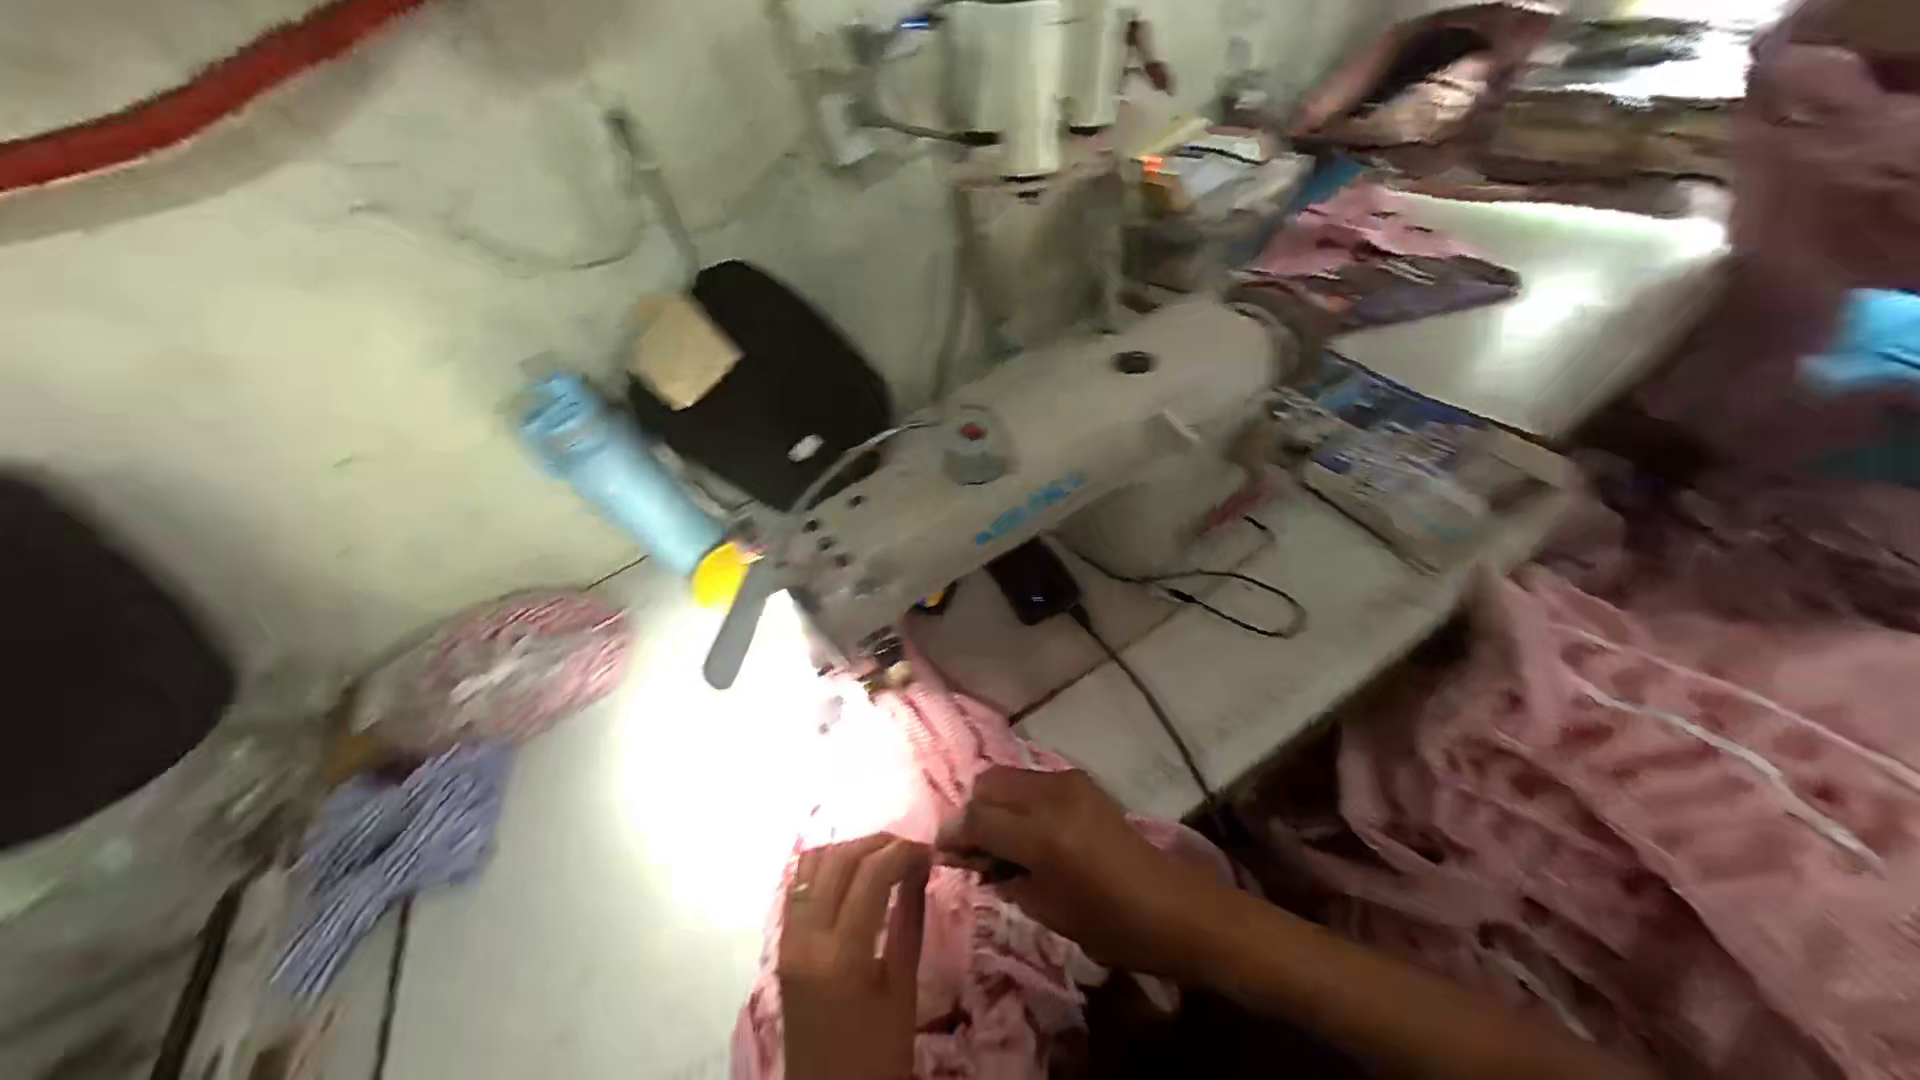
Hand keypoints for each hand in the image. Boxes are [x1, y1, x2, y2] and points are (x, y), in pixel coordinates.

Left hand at [778, 834, 929, 1079]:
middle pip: (840, 860)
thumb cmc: (878, 1055)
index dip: (903, 852)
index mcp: (842, 955)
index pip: (871, 874)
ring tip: (883, 856)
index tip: (928, 850)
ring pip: (813, 864)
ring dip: (850, 850)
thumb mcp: (903, 989)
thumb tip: (921, 867)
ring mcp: (788, 940)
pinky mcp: (782, 945)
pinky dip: (825, 867)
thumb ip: (909, 921)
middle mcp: (807, 938)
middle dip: (878, 843)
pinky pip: (799, 886)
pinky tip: (851, 872)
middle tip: (910, 847)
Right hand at [937, 768, 1219, 977]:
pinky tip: (1027, 829)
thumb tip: (972, 857)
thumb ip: (1002, 875)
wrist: (1173, 906)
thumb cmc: (1111, 924)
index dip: (953, 835)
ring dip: (994, 803)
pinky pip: (1031, 780)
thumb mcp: (1047, 910)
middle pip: (986, 785)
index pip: (976, 818)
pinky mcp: (1080, 780)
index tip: (943, 852)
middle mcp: (1051, 796)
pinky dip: (1017, 799)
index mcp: (1042, 835)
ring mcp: (1067, 782)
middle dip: (972, 812)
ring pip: (1006, 776)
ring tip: (1001, 839)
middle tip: (974, 847)